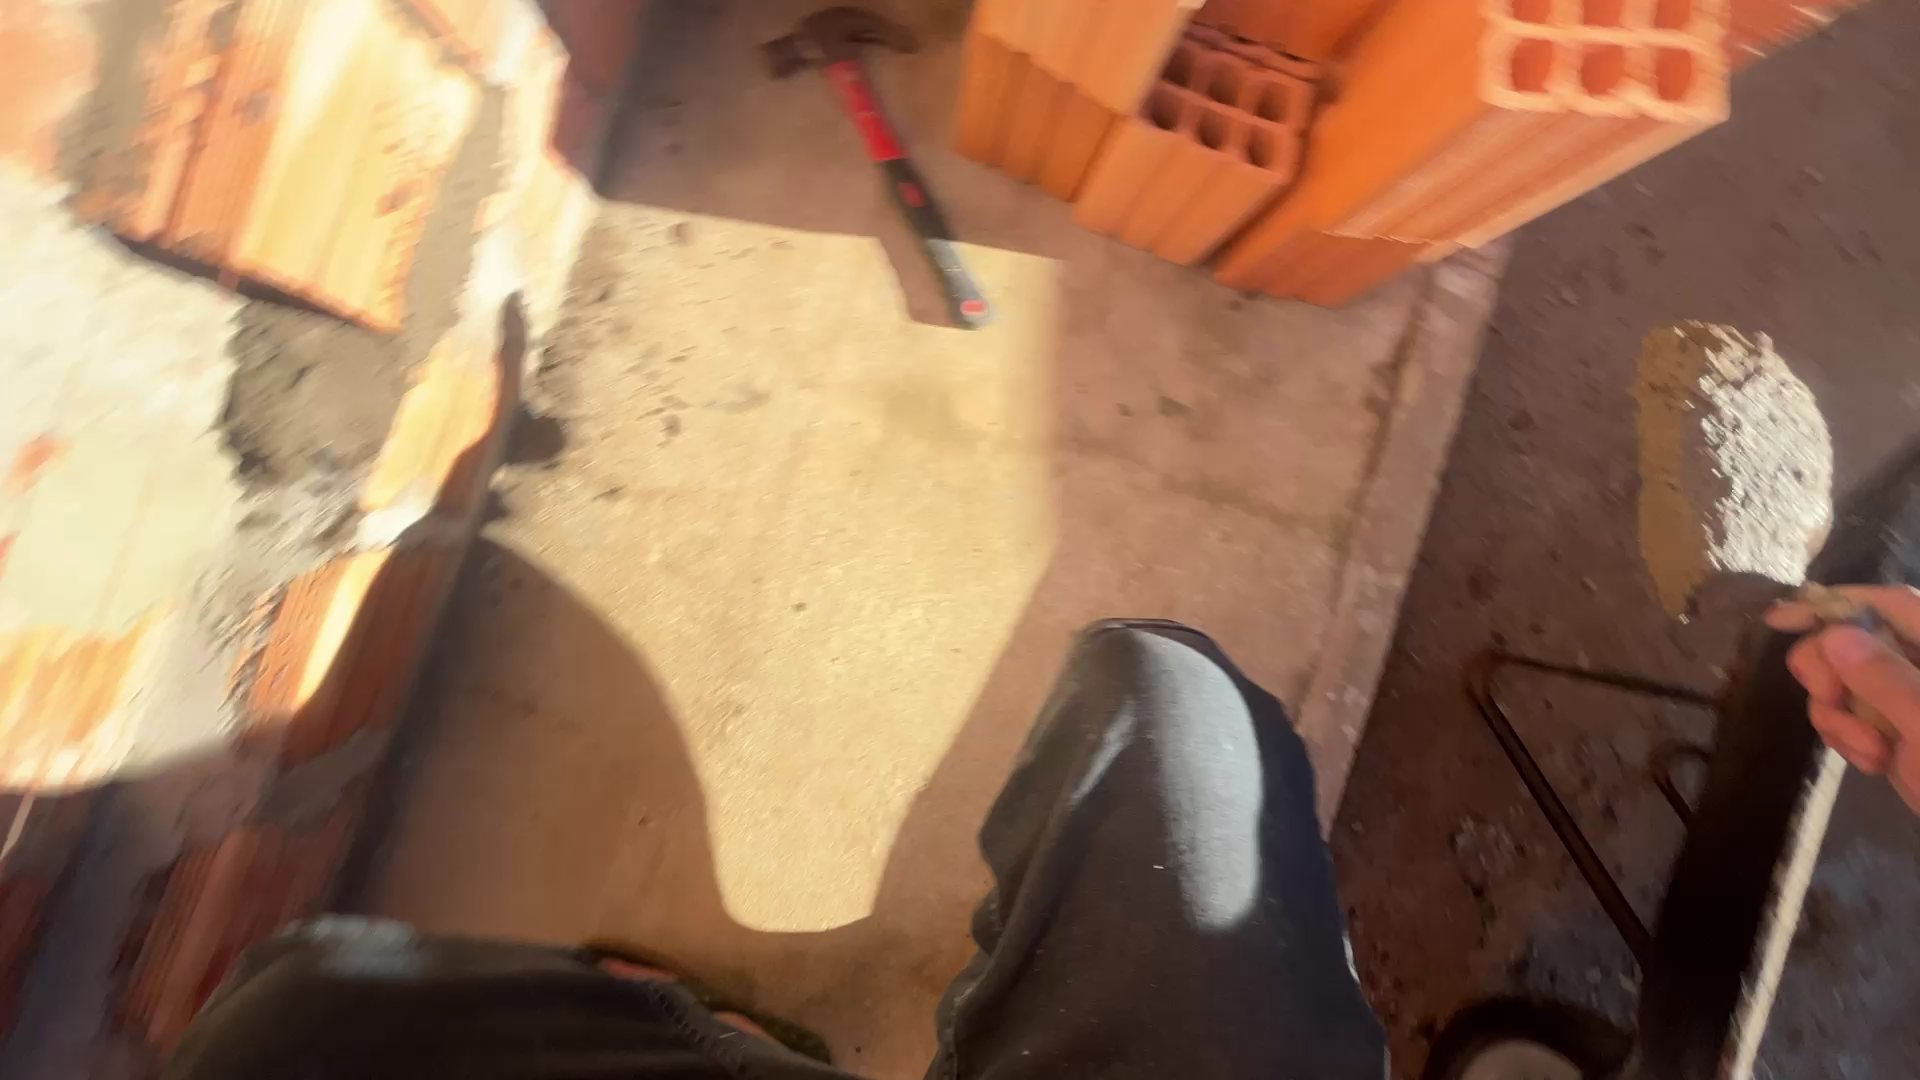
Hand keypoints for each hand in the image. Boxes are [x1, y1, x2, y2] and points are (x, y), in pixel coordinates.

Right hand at [1766, 585, 1919, 810]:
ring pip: (1845, 682)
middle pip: (1855, 643)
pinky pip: (1850, 714)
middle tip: (1826, 699)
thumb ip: (1886, 679)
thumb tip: (1837, 633)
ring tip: (1866, 751)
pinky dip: (1846, 734)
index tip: (1779, 620)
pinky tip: (1868, 760)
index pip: (1893, 605)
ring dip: (1837, 715)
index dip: (1835, 603)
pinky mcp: (1901, 728)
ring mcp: (1914, 702)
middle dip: (1828, 672)